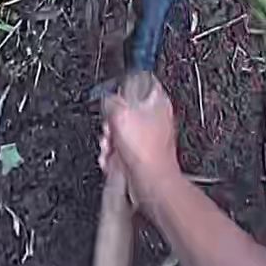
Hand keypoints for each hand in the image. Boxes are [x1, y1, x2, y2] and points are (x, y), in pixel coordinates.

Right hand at [99, 70, 180, 201]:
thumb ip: (111, 101)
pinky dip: (113, 156)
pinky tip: (112, 160)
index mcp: (157, 100)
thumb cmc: (146, 150)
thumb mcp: (120, 113)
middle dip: (112, 120)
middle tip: (110, 127)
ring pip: (122, 131)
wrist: (151, 184)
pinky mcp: (142, 157)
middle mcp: (156, 118)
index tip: (116, 93)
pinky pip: (122, 150)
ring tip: (110, 147)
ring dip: (110, 140)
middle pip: (126, 109)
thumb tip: (107, 99)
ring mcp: (150, 138)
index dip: (126, 86)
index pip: (142, 82)